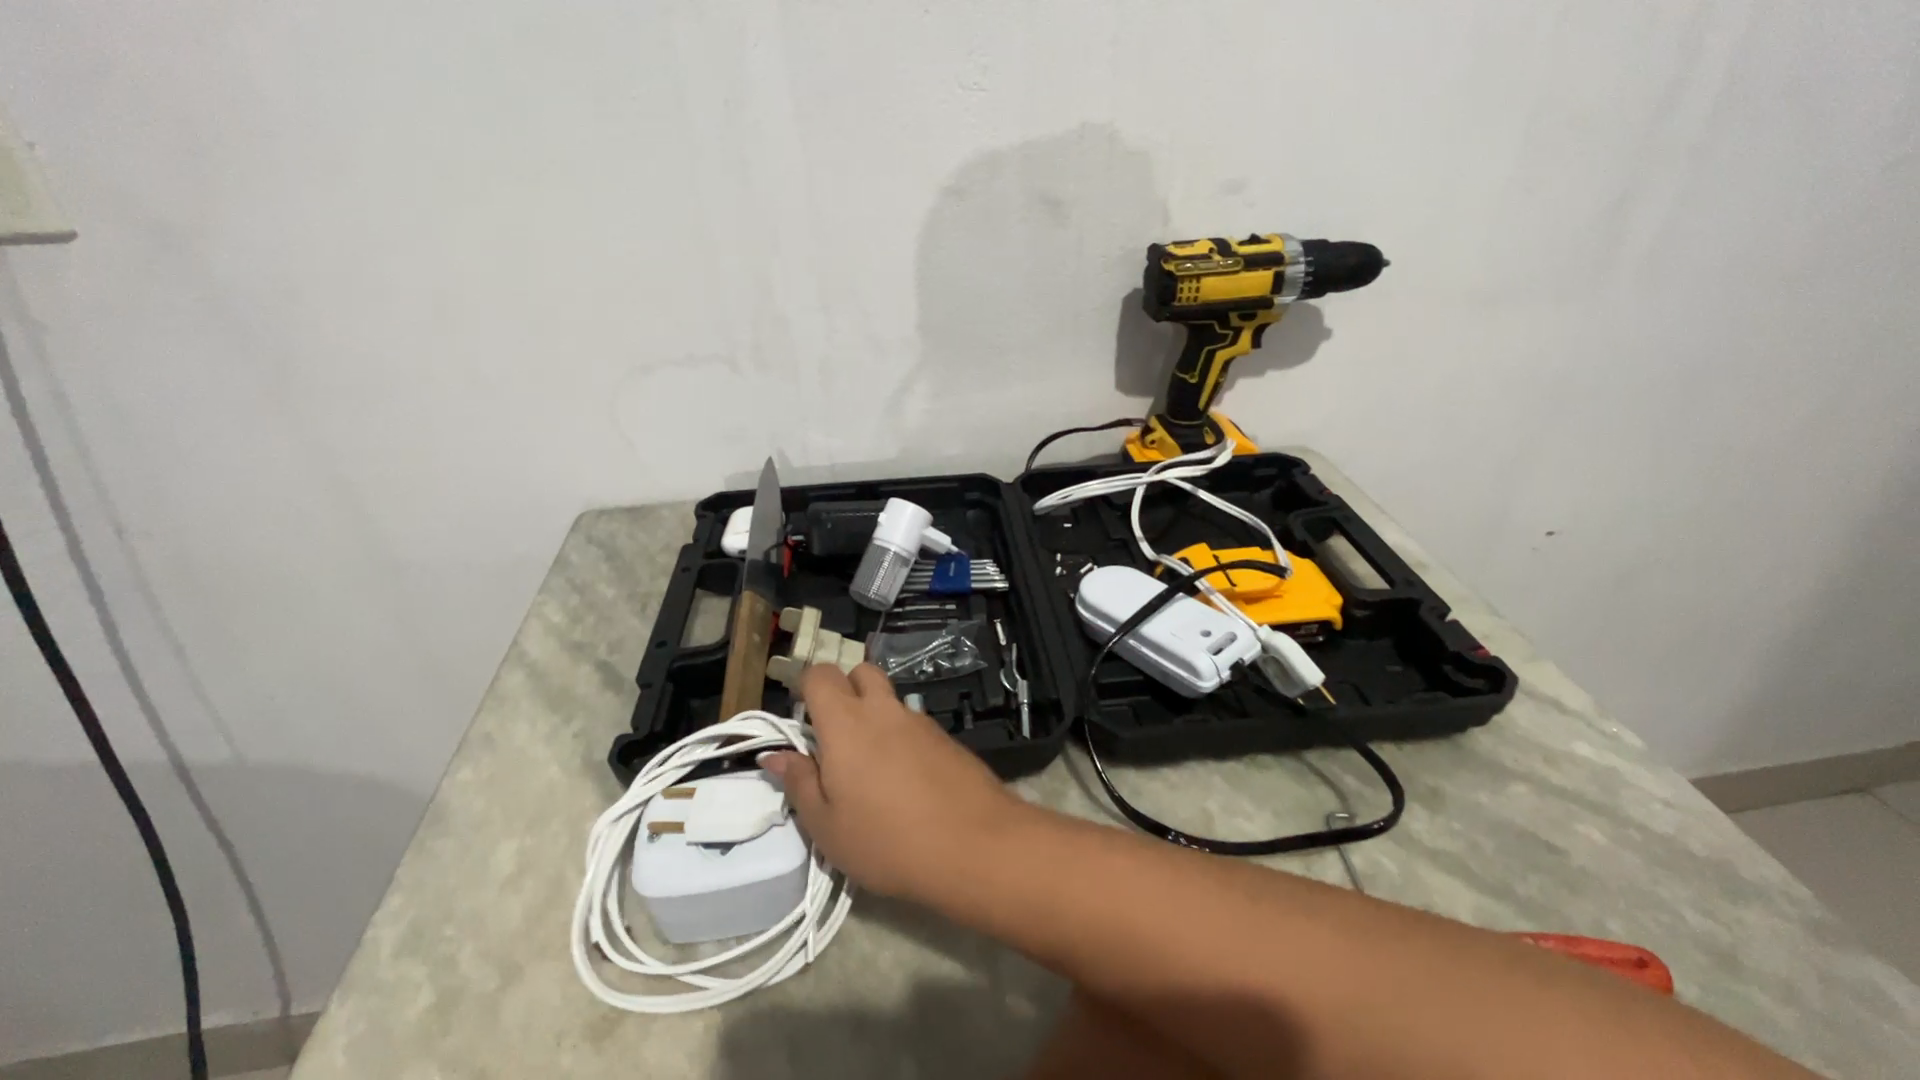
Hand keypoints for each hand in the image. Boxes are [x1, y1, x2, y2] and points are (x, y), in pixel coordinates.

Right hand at [760, 664, 1026, 899]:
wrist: (976, 847)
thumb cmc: (887, 841)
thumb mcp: (826, 826)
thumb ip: (799, 783)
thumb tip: (776, 755)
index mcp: (846, 723)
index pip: (819, 674)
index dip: (806, 688)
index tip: (802, 722)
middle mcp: (884, 710)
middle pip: (861, 672)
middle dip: (845, 690)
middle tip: (836, 737)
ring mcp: (921, 722)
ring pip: (891, 700)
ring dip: (876, 717)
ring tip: (872, 769)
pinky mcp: (949, 740)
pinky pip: (915, 726)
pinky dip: (903, 739)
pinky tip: (907, 783)